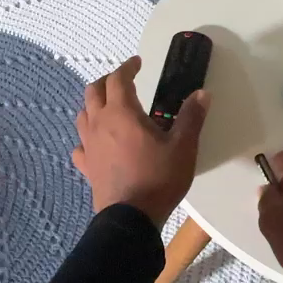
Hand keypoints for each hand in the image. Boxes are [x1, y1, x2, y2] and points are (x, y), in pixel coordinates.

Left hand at [72, 56, 209, 227]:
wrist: (131, 218)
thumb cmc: (158, 178)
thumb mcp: (183, 147)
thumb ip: (191, 117)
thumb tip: (202, 93)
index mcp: (121, 112)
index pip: (118, 79)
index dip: (127, 67)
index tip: (137, 63)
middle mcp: (99, 123)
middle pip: (94, 91)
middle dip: (108, 81)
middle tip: (124, 82)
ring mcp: (88, 145)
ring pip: (83, 114)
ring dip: (94, 104)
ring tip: (109, 107)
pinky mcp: (86, 166)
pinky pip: (80, 145)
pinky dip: (87, 137)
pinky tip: (97, 143)